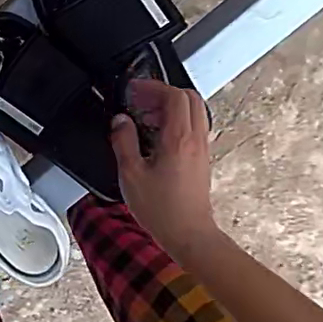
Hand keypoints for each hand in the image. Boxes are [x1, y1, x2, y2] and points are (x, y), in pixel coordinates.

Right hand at [110, 78, 219, 244]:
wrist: (189, 235)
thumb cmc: (163, 210)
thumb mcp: (131, 174)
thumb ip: (124, 141)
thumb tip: (120, 122)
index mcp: (178, 139)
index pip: (174, 95)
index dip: (153, 86)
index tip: (135, 90)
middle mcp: (195, 140)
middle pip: (189, 98)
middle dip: (163, 93)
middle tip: (140, 100)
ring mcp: (201, 149)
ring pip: (193, 111)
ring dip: (170, 107)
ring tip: (145, 118)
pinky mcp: (201, 160)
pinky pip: (193, 127)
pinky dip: (175, 122)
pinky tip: (155, 137)